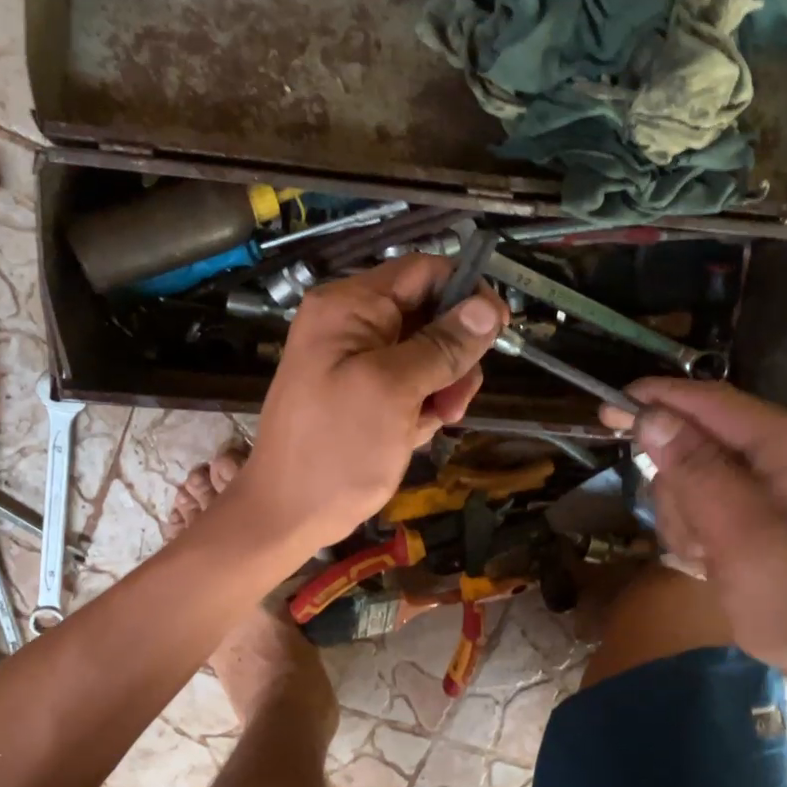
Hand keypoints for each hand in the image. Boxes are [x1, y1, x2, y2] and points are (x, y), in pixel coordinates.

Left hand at [232, 255, 508, 552]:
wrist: (287, 515)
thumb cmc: (336, 449)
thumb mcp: (394, 391)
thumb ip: (442, 345)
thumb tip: (489, 305)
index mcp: (349, 306)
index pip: (423, 271)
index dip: (466, 294)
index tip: (499, 331)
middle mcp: (351, 323)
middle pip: (429, 314)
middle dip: (453, 354)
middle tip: (457, 399)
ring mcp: (355, 360)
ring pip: (426, 353)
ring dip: (442, 387)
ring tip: (437, 422)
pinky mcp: (361, 393)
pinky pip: (409, 384)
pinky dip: (422, 406)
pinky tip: (413, 435)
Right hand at [604, 380, 786, 688]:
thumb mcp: (740, 537)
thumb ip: (696, 471)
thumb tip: (651, 416)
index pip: (717, 403)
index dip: (661, 399)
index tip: (608, 406)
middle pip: (701, 438)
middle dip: (681, 486)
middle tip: (689, 536)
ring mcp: (780, 474)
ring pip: (695, 469)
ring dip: (685, 511)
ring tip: (705, 555)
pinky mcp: (766, 498)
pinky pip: (706, 492)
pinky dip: (696, 523)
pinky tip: (711, 557)